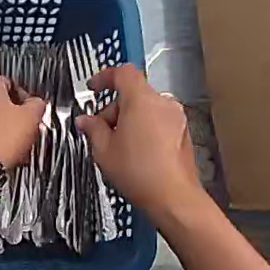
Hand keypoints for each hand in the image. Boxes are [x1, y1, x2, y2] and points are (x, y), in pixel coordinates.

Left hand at [0, 75, 46, 171]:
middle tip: (27, 128)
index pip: (12, 84)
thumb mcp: (31, 117)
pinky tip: (4, 151)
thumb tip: (38, 103)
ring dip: (5, 129)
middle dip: (15, 116)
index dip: (26, 99)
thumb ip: (38, 104)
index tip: (33, 111)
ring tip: (18, 143)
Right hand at [77, 65, 204, 222]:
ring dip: (129, 120)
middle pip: (133, 93)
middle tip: (99, 131)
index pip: (123, 73)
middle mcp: (163, 103)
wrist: (172, 196)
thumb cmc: (138, 172)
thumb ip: (92, 128)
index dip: (105, 77)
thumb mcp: (103, 150)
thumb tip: (86, 121)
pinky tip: (134, 152)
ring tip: (116, 146)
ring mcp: (176, 117)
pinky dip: (144, 128)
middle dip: (114, 109)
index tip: (94, 87)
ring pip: (146, 108)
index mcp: (141, 100)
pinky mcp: (183, 132)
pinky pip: (158, 121)